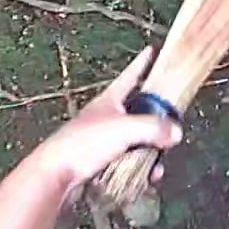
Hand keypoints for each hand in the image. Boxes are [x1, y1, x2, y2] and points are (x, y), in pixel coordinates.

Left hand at [22, 48, 181, 195]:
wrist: (53, 176)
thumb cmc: (82, 144)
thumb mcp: (125, 129)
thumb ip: (154, 128)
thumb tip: (175, 132)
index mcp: (109, 100)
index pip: (131, 75)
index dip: (142, 63)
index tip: (151, 51)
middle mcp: (106, 116)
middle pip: (139, 111)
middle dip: (157, 123)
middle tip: (169, 129)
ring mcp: (103, 139)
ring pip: (136, 139)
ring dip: (150, 152)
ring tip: (155, 166)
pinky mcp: (100, 161)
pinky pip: (128, 160)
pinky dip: (139, 168)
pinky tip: (145, 177)